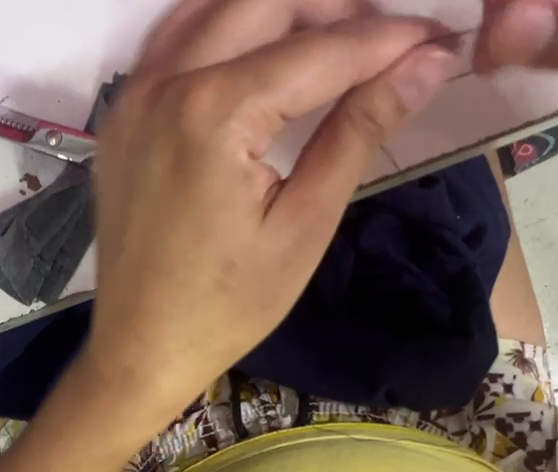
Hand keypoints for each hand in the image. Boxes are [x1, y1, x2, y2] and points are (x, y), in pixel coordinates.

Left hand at [83, 0, 454, 416]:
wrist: (139, 352)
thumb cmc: (223, 309)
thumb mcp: (302, 228)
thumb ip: (357, 133)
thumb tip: (425, 62)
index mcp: (214, 114)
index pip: (321, 49)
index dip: (389, 40)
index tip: (438, 43)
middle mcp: (165, 85)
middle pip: (266, 2)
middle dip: (336, 8)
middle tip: (387, 43)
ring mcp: (131, 98)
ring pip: (215, 8)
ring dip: (279, 10)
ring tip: (332, 42)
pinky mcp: (119, 119)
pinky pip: (173, 40)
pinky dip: (221, 27)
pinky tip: (259, 49)